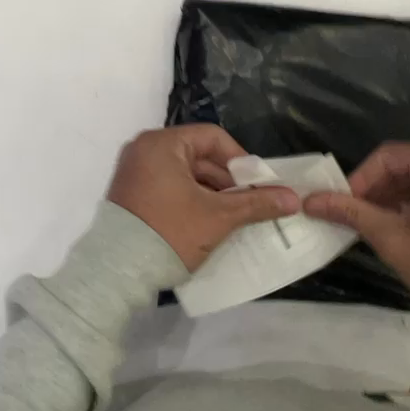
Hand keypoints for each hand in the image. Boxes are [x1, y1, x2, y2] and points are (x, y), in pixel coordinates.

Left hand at [107, 125, 301, 269]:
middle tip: (249, 204)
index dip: (241, 160)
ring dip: (211, 192)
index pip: (213, 138)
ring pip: (185, 174)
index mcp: (161, 144)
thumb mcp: (218, 217)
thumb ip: (256, 203)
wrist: (117, 272)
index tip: (258, 185)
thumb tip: (292, 198)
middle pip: (198, 155)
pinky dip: (190, 200)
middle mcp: (143, 150)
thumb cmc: (170, 233)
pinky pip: (168, 187)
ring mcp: (133, 172)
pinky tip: (207, 223)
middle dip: (227, 181)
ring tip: (232, 217)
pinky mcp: (130, 194)